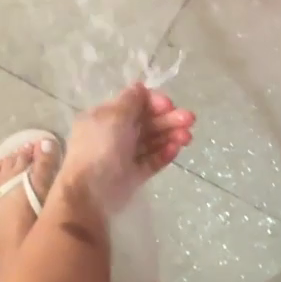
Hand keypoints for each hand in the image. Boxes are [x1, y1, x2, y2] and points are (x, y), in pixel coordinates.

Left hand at [57, 83, 193, 213]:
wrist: (90, 194)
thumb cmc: (100, 150)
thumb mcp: (113, 117)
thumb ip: (130, 101)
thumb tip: (140, 86)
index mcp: (104, 117)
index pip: (133, 104)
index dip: (153, 102)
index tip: (169, 105)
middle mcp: (113, 134)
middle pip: (145, 122)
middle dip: (168, 119)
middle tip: (190, 119)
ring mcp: (123, 156)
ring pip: (151, 141)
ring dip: (170, 135)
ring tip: (187, 137)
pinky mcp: (133, 175)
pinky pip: (151, 161)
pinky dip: (164, 154)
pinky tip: (176, 149)